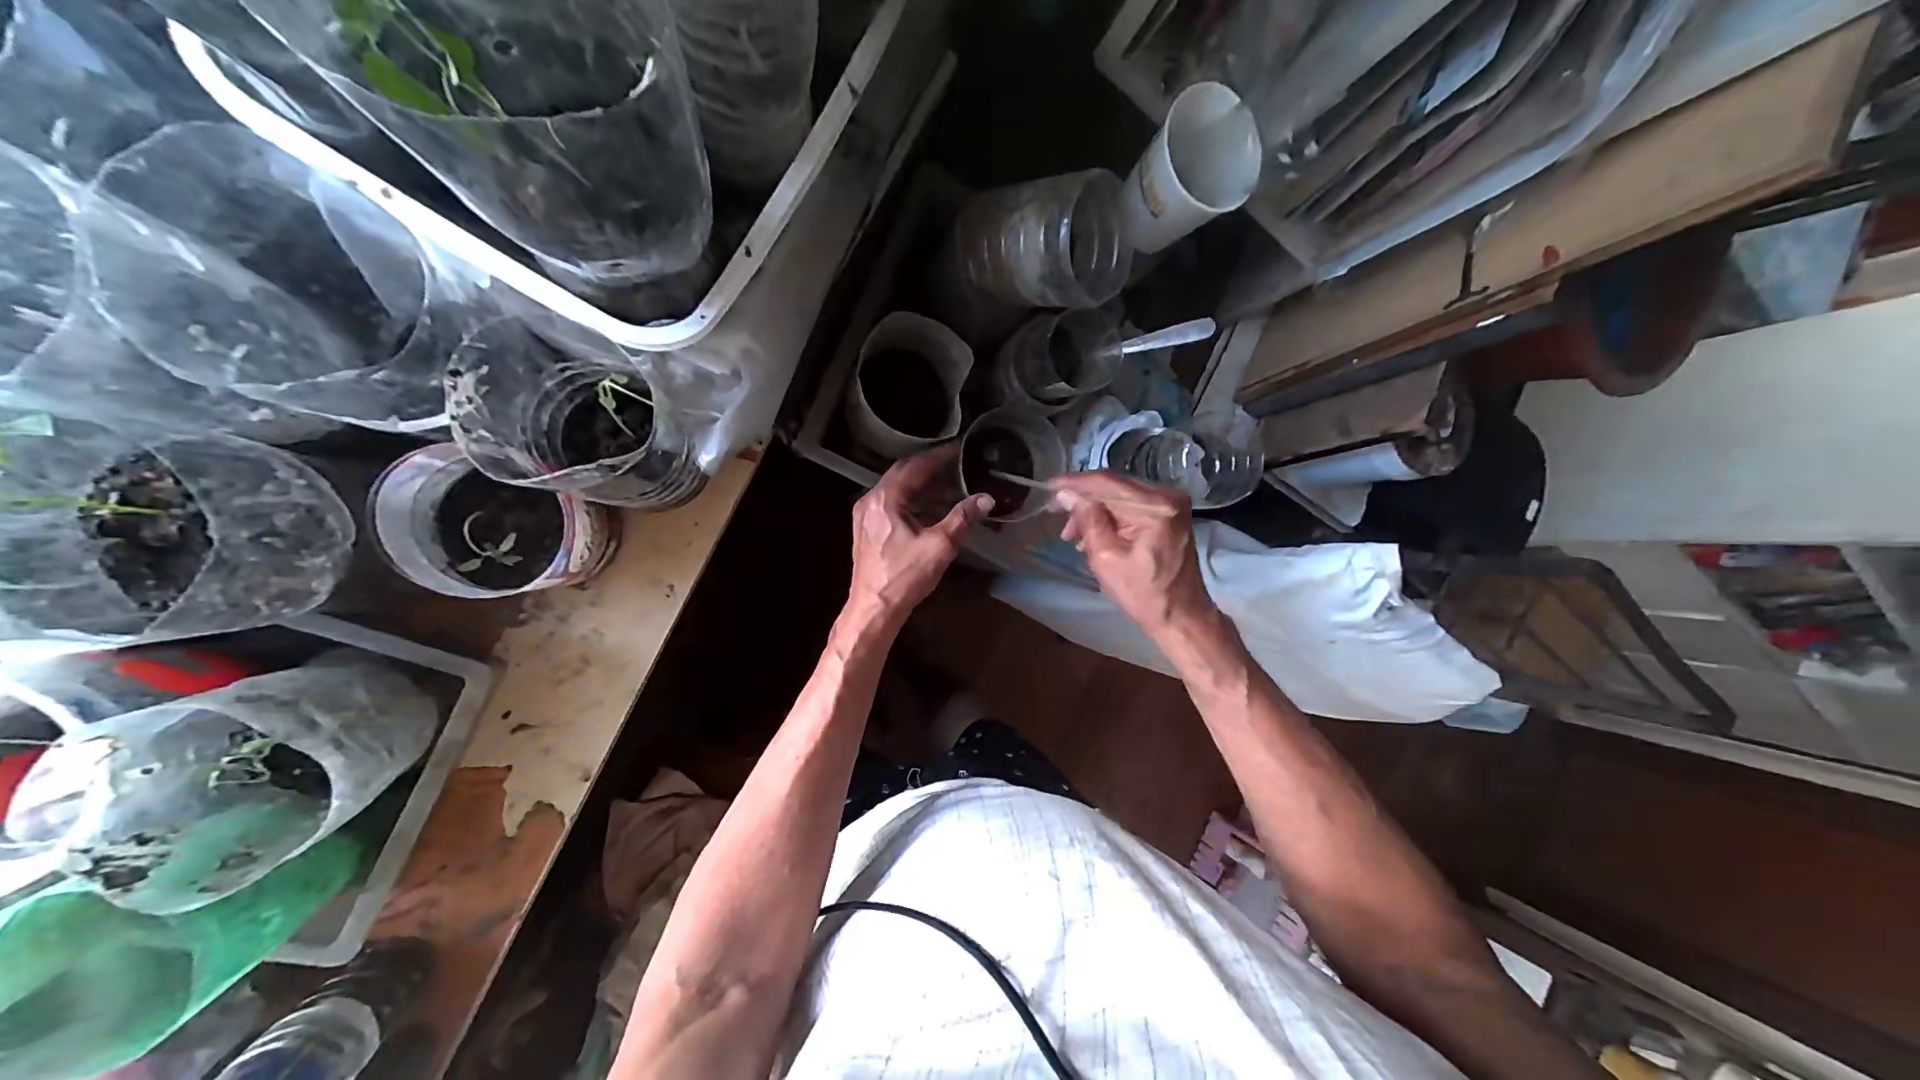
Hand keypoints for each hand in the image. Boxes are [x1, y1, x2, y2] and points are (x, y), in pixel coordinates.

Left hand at [848, 445, 992, 629]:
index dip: (939, 456)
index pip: (915, 466)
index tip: (960, 448)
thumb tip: (986, 499)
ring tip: (953, 488)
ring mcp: (866, 516)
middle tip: (958, 465)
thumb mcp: (939, 546)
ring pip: (899, 491)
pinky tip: (934, 510)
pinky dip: (915, 502)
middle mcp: (871, 501)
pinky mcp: (868, 530)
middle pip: (904, 474)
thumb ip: (962, 518)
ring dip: (925, 488)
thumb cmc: (904, 577)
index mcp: (885, 499)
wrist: (873, 609)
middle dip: (932, 469)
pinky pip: (893, 505)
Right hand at [1054, 471, 1217, 640]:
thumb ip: (1087, 520)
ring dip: (1095, 510)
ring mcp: (1171, 503)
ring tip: (1074, 534)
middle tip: (1059, 516)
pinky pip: (1132, 505)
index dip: (1075, 483)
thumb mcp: (1106, 558)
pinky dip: (1111, 515)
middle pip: (1114, 486)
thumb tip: (1067, 494)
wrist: (1181, 615)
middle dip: (1083, 499)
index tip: (1048, 486)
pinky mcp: (1169, 514)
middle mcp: (1167, 496)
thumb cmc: (1143, 594)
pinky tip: (1094, 533)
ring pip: (1121, 495)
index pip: (1107, 482)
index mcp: (1155, 506)